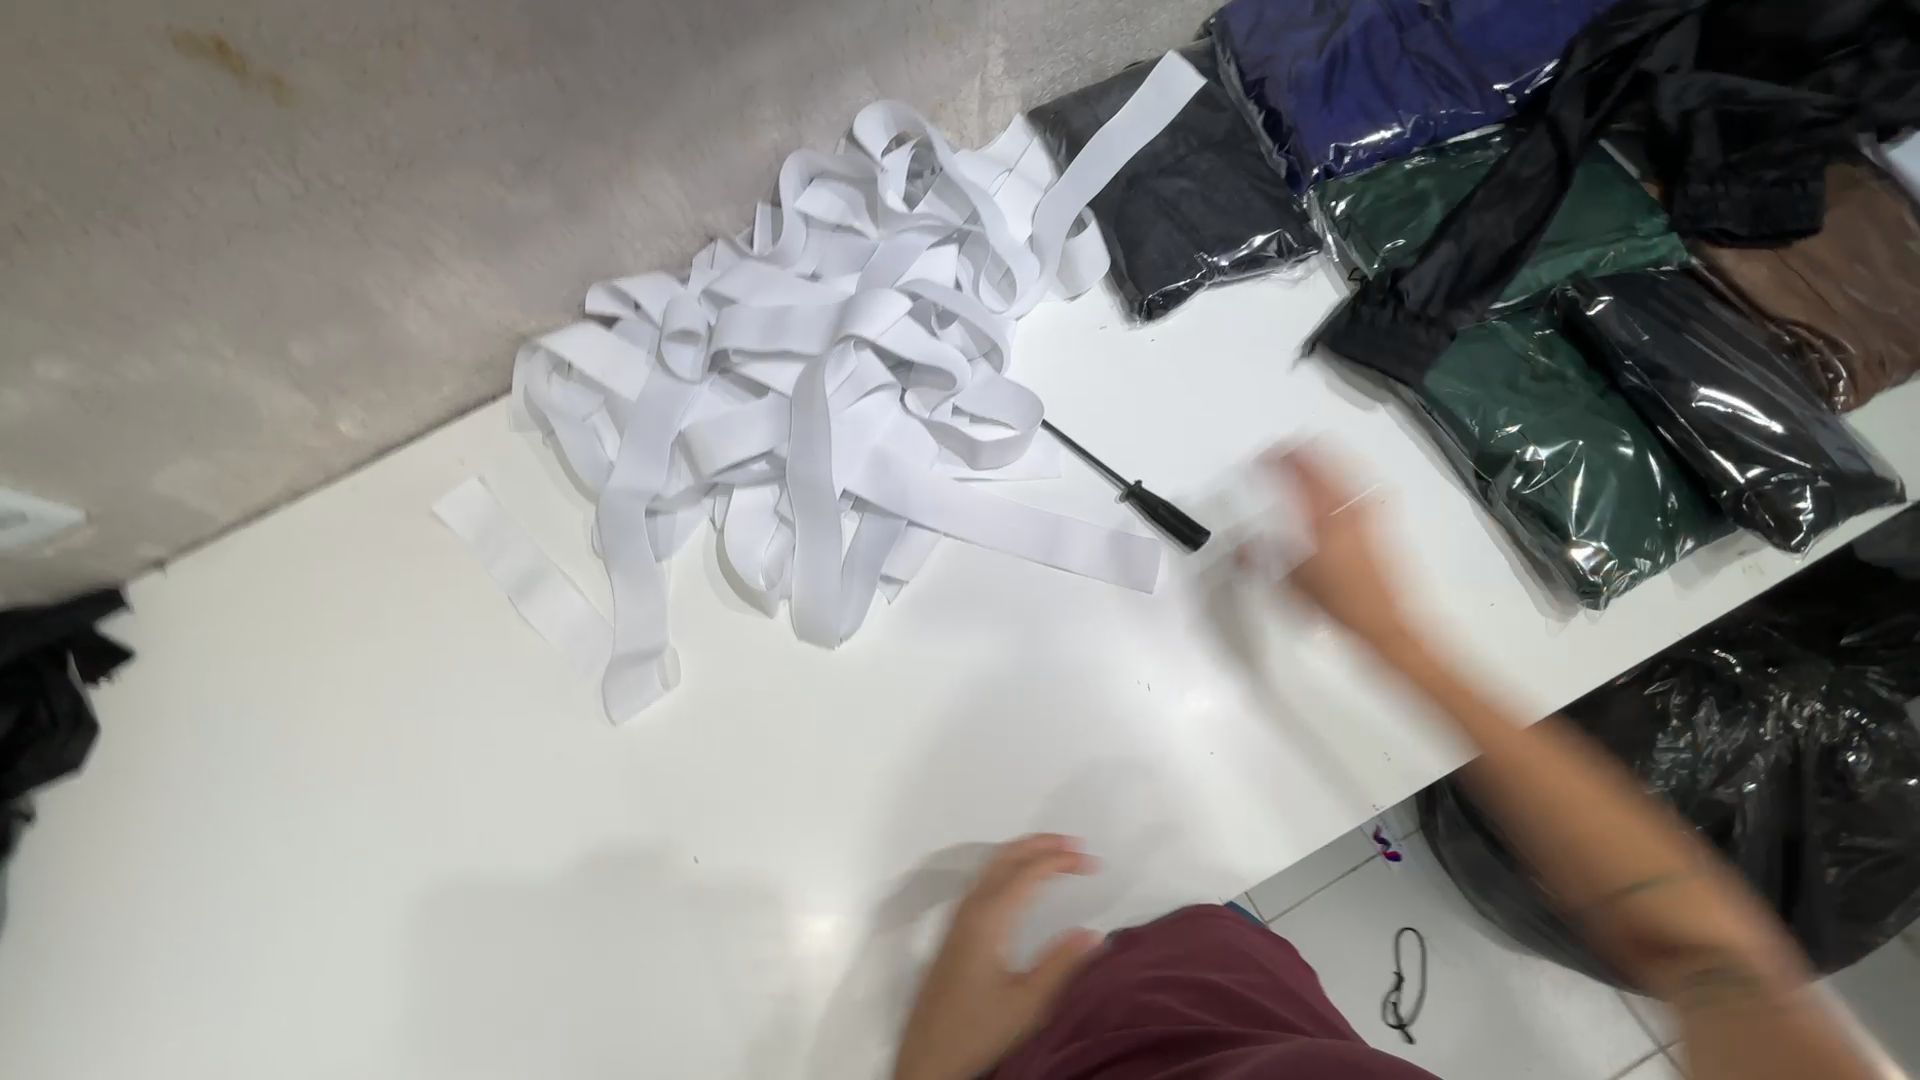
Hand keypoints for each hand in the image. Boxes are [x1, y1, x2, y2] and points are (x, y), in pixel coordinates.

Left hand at [892, 835, 1103, 1079]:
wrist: (927, 1056)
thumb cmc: (977, 1030)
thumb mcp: (1028, 1004)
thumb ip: (1061, 965)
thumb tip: (1094, 934)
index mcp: (990, 918)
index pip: (1029, 872)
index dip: (1062, 860)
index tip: (1092, 863)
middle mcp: (971, 907)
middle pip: (1006, 856)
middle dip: (1041, 844)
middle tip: (1075, 845)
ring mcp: (958, 915)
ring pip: (991, 863)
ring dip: (1023, 850)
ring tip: (1053, 852)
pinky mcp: (953, 927)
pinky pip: (982, 876)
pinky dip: (1007, 864)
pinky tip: (1019, 878)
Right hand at [1261, 445, 1418, 657]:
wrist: (1386, 621)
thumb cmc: (1340, 602)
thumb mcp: (1288, 580)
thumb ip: (1260, 556)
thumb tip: (1240, 546)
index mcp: (1321, 514)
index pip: (1295, 470)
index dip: (1273, 458)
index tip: (1258, 458)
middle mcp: (1348, 505)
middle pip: (1323, 458)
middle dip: (1298, 450)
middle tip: (1278, 449)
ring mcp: (1368, 510)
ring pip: (1343, 464)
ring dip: (1321, 455)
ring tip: (1305, 454)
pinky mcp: (1380, 519)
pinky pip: (1356, 479)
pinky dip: (1340, 470)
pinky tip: (1335, 477)